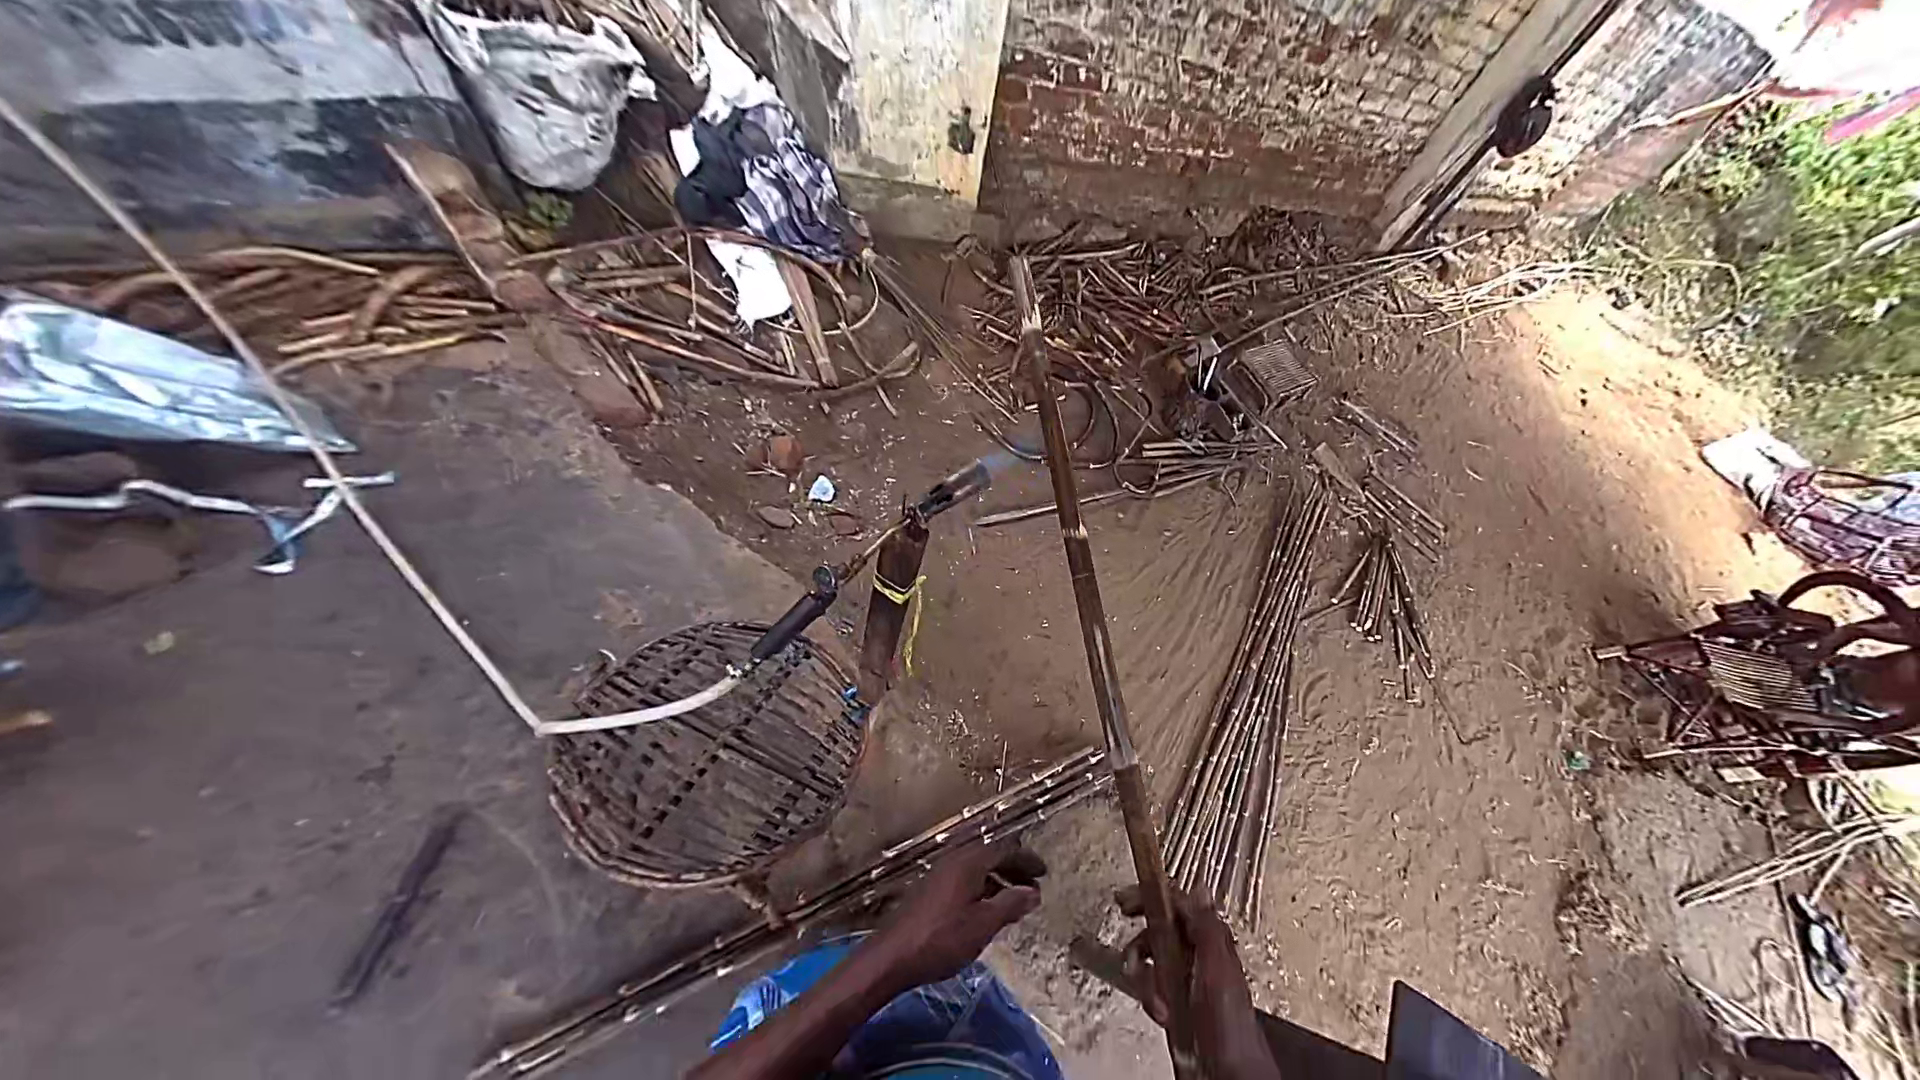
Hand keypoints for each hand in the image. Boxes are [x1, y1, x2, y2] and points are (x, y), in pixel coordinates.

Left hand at [861, 840, 1045, 991]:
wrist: (892, 955)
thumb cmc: (941, 938)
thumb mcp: (983, 924)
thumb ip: (1010, 904)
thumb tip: (1033, 892)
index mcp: (968, 862)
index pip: (1004, 849)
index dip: (1026, 859)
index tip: (1043, 872)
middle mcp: (954, 860)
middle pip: (989, 855)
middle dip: (1014, 869)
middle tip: (1033, 887)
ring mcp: (940, 874)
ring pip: (976, 868)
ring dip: (998, 880)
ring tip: (1014, 902)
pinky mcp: (931, 889)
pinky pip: (965, 879)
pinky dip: (982, 888)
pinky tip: (986, 910)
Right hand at [1118, 887, 1281, 1079]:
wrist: (1230, 1075)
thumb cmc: (1230, 1028)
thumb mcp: (1216, 969)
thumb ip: (1206, 927)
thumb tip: (1198, 889)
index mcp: (1211, 940)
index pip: (1178, 902)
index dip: (1152, 895)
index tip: (1128, 898)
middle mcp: (1199, 954)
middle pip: (1162, 924)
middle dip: (1142, 927)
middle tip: (1124, 918)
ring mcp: (1188, 977)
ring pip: (1154, 953)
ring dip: (1143, 967)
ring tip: (1144, 983)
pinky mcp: (1178, 999)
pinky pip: (1153, 983)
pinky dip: (1148, 993)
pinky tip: (1158, 1008)